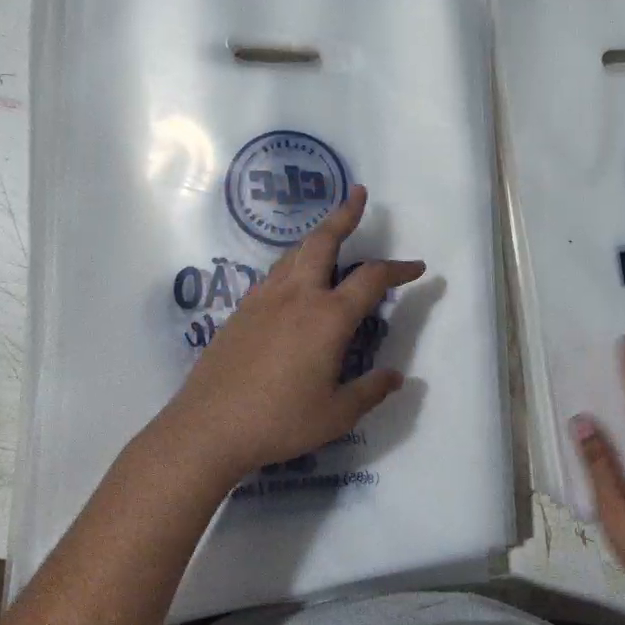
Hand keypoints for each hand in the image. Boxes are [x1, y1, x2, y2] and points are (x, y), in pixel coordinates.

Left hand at [154, 185, 422, 485]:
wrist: (205, 430)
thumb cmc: (278, 421)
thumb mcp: (337, 414)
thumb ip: (370, 391)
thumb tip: (395, 377)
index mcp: (328, 317)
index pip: (372, 278)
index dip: (399, 268)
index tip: (418, 268)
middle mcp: (297, 296)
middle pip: (323, 241)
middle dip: (344, 215)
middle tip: (359, 195)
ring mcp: (264, 301)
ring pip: (294, 254)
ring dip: (316, 238)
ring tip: (330, 236)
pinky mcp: (240, 313)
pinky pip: (274, 275)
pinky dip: (293, 264)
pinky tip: (294, 282)